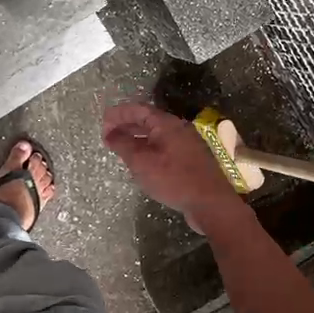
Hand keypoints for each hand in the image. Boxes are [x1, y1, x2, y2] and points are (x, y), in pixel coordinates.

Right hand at [102, 103, 250, 233]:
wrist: (210, 203)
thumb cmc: (173, 179)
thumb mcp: (141, 162)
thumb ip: (123, 145)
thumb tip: (111, 133)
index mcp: (166, 124)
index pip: (138, 109)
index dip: (119, 113)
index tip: (103, 122)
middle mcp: (178, 129)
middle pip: (148, 120)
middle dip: (126, 125)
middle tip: (108, 135)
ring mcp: (186, 144)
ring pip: (156, 135)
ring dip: (137, 138)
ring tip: (120, 148)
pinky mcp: (190, 160)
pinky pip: (164, 147)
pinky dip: (148, 149)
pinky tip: (141, 163)